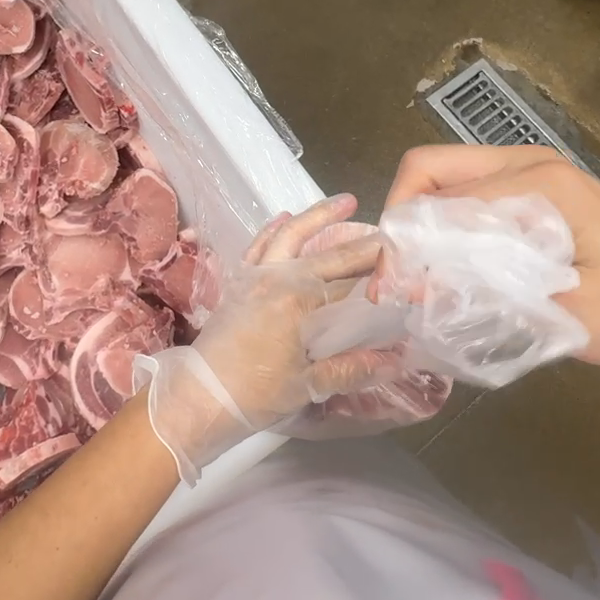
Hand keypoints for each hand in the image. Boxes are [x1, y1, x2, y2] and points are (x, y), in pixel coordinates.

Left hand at [134, 194, 391, 482]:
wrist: (199, 397)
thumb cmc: (254, 393)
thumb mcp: (309, 385)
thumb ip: (352, 368)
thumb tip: (395, 361)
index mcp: (298, 299)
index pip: (347, 275)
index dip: (376, 264)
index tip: (400, 255)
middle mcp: (276, 277)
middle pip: (325, 253)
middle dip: (357, 240)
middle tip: (384, 231)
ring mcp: (254, 275)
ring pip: (289, 234)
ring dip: (317, 216)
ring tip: (344, 203)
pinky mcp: (237, 281)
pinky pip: (259, 245)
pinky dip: (274, 228)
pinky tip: (286, 218)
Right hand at [386, 145, 599, 371]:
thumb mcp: (567, 313)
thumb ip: (491, 294)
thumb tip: (418, 287)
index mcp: (541, 182)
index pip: (444, 193)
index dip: (407, 238)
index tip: (395, 289)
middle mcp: (529, 163)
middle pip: (433, 168)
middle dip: (401, 218)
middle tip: (395, 274)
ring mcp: (529, 175)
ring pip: (444, 181)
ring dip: (419, 223)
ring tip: (414, 276)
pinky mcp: (529, 194)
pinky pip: (465, 197)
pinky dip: (442, 228)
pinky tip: (445, 267)